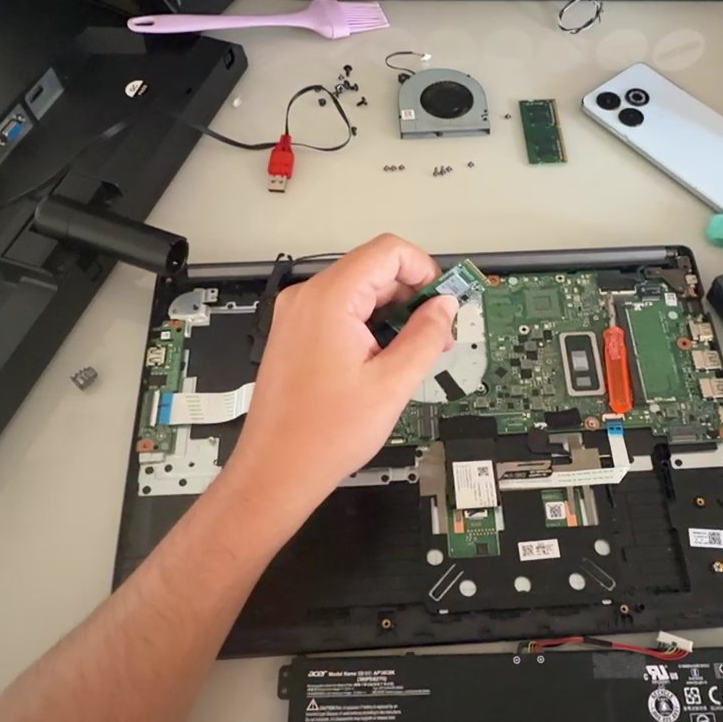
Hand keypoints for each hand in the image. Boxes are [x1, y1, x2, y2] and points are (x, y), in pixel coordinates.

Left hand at [214, 234, 458, 532]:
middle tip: (437, 334)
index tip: (443, 299)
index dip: (424, 270)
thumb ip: (426, 337)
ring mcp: (297, 316)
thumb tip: (444, 308)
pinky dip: (370, 327)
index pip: (388, 252)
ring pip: (359, 293)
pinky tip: (387, 360)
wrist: (278, 469)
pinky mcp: (296, 335)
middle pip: (373, 270)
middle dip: (412, 297)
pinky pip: (342, 313)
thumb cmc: (321, 435)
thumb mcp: (392, 384)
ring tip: (414, 354)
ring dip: (393, 314)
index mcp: (329, 300)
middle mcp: (307, 299)